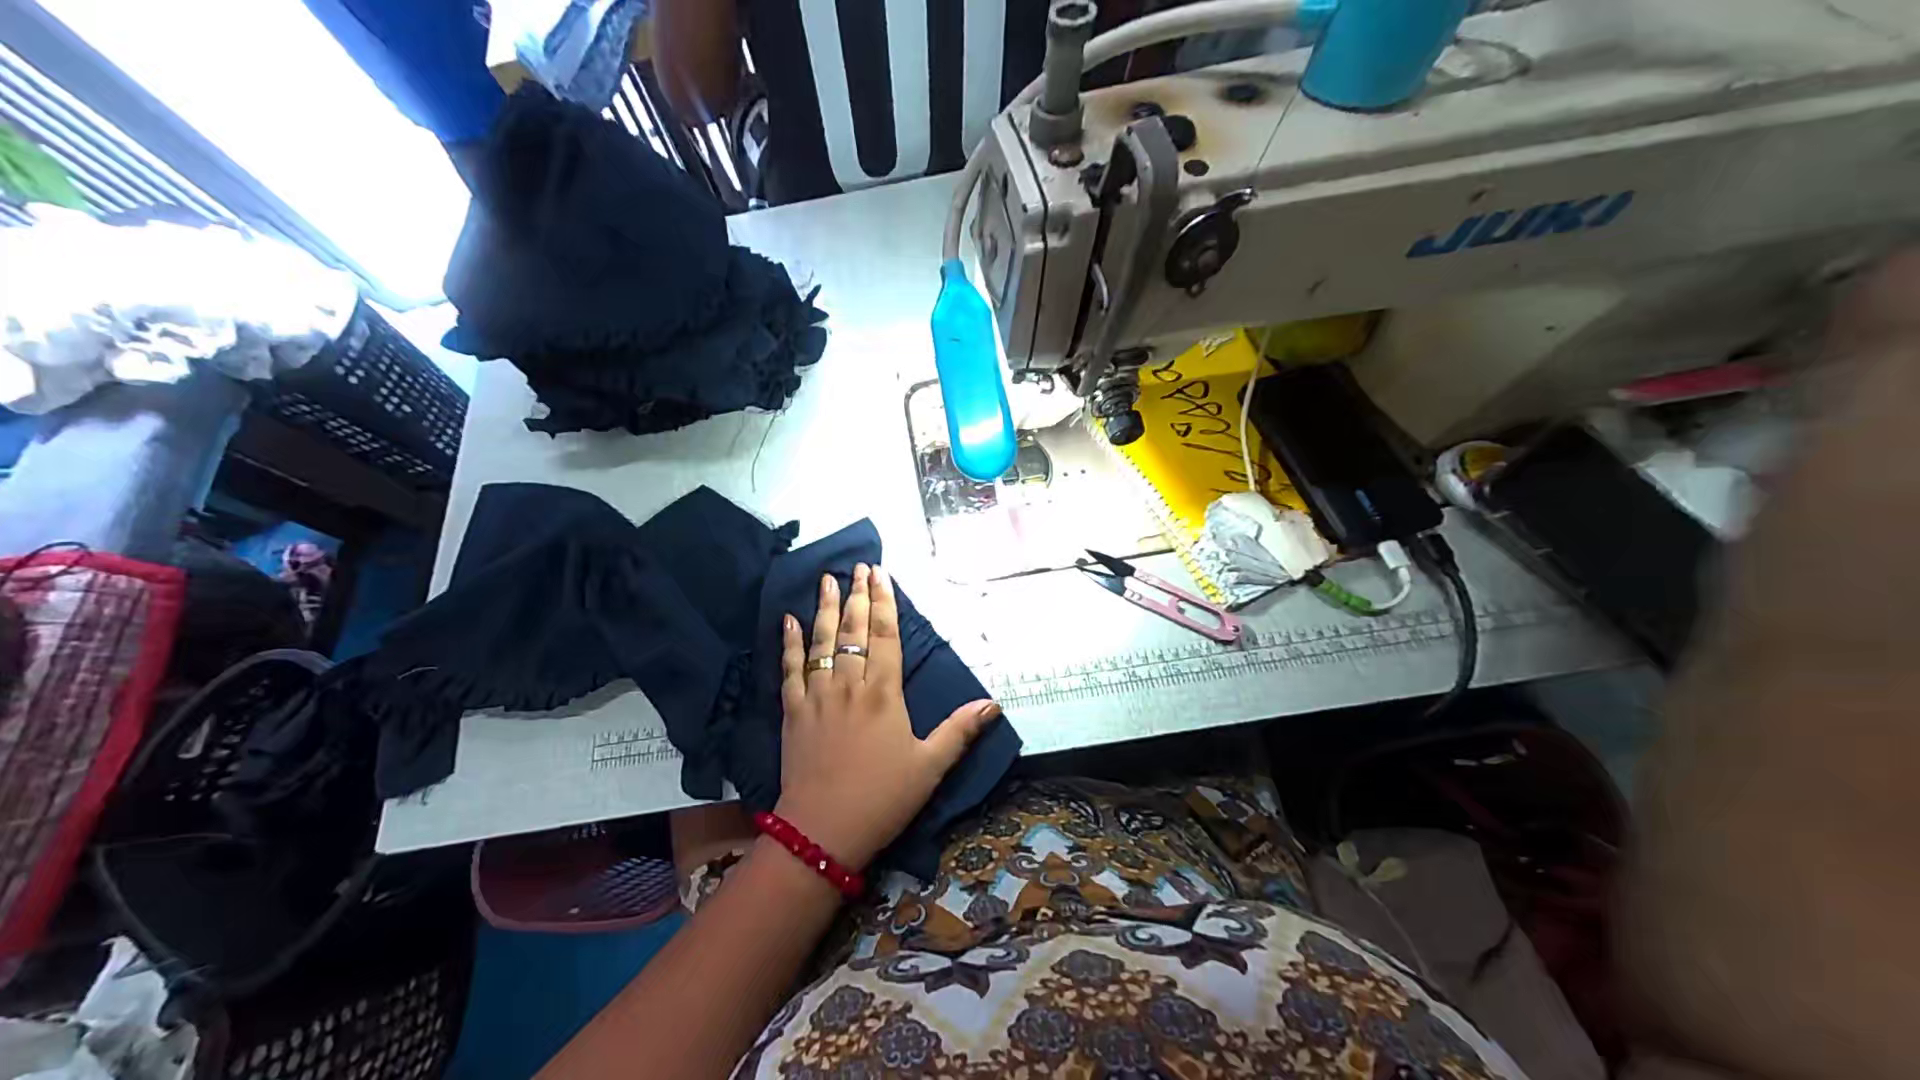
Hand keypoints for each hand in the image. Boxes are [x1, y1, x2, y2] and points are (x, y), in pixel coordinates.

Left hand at [774, 564, 1000, 870]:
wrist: (823, 830)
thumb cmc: (882, 797)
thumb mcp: (930, 767)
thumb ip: (959, 731)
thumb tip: (993, 704)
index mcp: (884, 693)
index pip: (885, 636)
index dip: (884, 603)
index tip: (881, 574)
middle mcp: (850, 685)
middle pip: (853, 631)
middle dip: (857, 595)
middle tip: (858, 566)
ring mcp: (817, 696)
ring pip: (822, 642)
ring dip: (825, 608)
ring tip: (827, 579)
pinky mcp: (793, 713)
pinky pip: (790, 670)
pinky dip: (789, 644)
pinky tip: (789, 621)